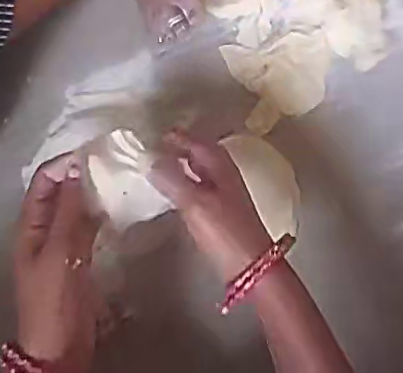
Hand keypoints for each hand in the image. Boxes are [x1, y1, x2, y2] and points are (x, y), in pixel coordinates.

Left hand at [12, 154, 101, 372]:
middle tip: (111, 158)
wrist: (59, 348)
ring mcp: (62, 240)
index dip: (64, 162)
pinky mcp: (79, 254)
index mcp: (30, 224)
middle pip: (61, 188)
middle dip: (82, 172)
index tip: (93, 151)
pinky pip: (89, 222)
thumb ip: (68, 207)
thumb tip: (77, 164)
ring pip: (77, 204)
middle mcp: (44, 227)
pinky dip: (101, 210)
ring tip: (118, 174)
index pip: (44, 179)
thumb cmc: (52, 297)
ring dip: (93, 190)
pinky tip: (118, 202)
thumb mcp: (58, 249)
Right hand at [147, 130, 274, 281]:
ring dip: (182, 165)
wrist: (252, 267)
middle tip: (155, 149)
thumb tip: (150, 158)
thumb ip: (172, 180)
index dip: (176, 137)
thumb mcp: (195, 203)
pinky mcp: (222, 209)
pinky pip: (200, 185)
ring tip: (160, 167)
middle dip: (179, 148)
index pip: (195, 141)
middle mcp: (224, 171)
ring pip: (200, 168)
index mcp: (219, 163)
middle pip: (199, 152)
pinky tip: (175, 192)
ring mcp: (224, 190)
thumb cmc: (224, 231)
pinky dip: (186, 181)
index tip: (155, 136)